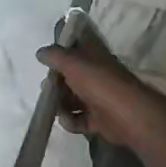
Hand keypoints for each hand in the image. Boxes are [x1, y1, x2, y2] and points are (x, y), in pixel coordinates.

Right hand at [37, 29, 165, 146]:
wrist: (126, 114)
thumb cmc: (98, 81)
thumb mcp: (72, 63)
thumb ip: (54, 56)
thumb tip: (40, 52)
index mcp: (92, 54)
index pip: (74, 46)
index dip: (60, 49)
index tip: (46, 57)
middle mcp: (94, 73)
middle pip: (69, 75)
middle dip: (56, 83)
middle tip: (46, 88)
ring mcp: (97, 96)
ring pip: (72, 97)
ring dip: (61, 104)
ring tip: (54, 108)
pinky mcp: (98, 118)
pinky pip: (79, 118)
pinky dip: (72, 120)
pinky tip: (68, 120)